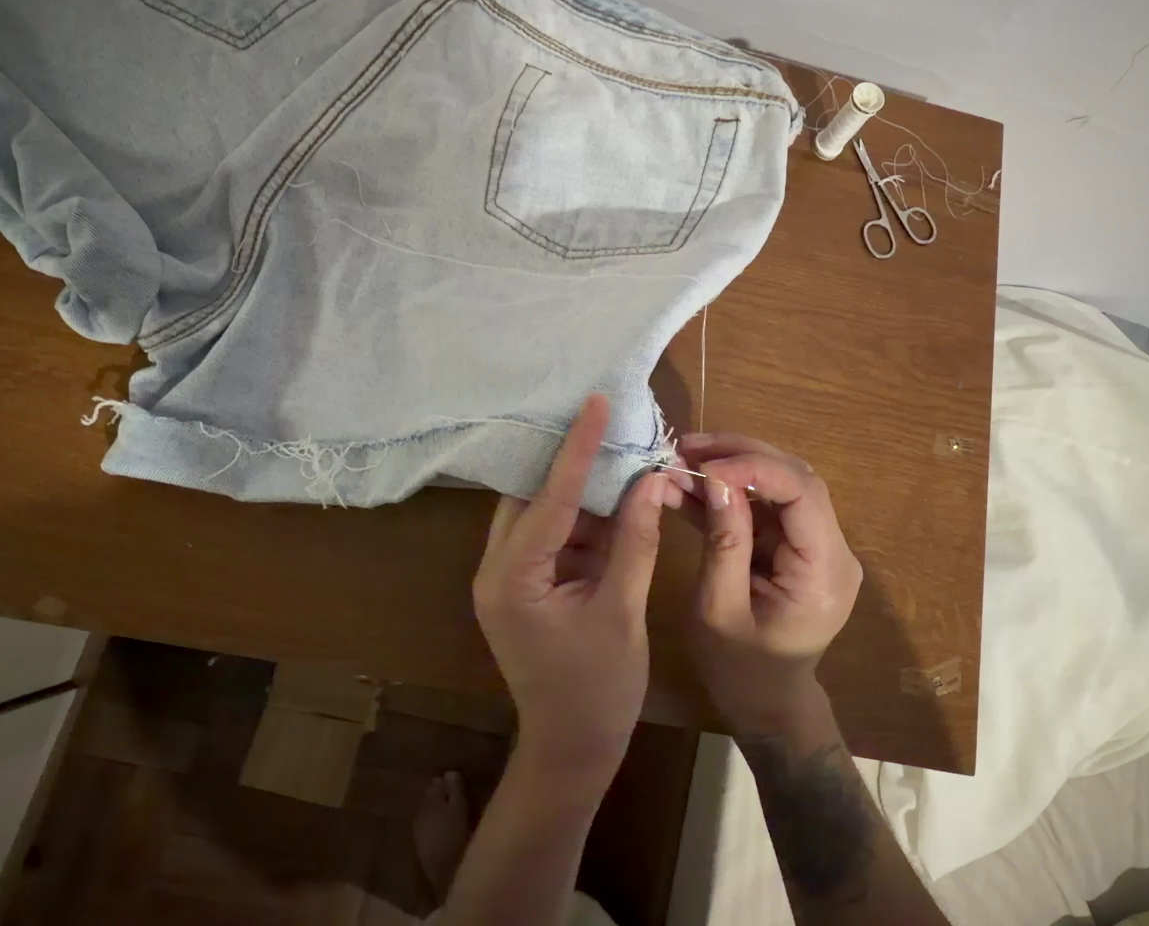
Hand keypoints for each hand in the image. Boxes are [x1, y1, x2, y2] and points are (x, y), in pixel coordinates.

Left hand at [473, 394, 679, 779]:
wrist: (571, 748)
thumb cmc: (598, 689)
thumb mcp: (622, 609)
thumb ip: (635, 541)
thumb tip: (651, 479)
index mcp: (512, 577)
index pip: (549, 496)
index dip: (577, 446)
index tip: (595, 401)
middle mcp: (497, 568)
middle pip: (532, 496)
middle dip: (572, 460)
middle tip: (609, 419)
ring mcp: (507, 577)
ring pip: (542, 512)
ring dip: (581, 490)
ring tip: (621, 451)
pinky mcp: (524, 584)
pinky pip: (552, 536)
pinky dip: (583, 519)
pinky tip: (616, 497)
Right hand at [678, 432, 861, 732]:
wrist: (766, 704)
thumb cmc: (740, 670)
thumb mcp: (719, 610)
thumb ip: (724, 542)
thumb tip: (717, 480)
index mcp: (824, 571)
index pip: (802, 493)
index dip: (755, 467)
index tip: (704, 465)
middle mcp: (832, 550)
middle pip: (795, 478)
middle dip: (740, 455)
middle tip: (686, 446)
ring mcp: (815, 546)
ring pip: (779, 484)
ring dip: (731, 466)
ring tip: (681, 458)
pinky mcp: (794, 547)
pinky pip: (765, 507)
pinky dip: (729, 492)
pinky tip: (690, 484)